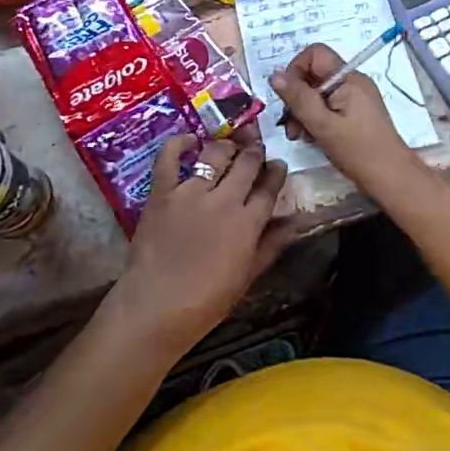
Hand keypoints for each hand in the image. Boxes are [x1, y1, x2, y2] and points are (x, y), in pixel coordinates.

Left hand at [105, 137, 290, 350]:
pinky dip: (179, 143)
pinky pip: (170, 157)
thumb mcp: (246, 278)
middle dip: (255, 153)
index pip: (269, 188)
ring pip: (215, 154)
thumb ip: (271, 245)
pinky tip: (190, 140)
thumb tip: (295, 221)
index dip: (276, 172)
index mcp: (247, 223)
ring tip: (229, 147)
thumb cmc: (205, 303)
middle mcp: (223, 200)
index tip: (279, 164)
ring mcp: (190, 192)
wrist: (154, 310)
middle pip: (246, 164)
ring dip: (226, 147)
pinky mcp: (162, 192)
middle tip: (256, 150)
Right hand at [269, 43, 417, 186]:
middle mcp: (352, 82)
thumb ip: (298, 98)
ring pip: (319, 93)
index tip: (288, 97)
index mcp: (348, 78)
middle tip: (291, 126)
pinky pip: (329, 106)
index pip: (315, 53)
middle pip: (315, 75)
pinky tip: (312, 138)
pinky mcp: (356, 113)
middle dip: (297, 97)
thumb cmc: (358, 150)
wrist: (392, 178)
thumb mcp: (322, 124)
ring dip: (304, 111)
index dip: (296, 68)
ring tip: (299, 136)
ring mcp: (356, 97)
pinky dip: (316, 118)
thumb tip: (275, 74)